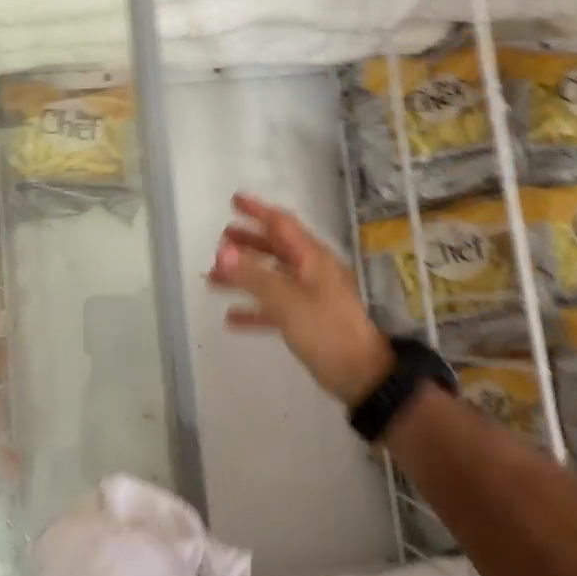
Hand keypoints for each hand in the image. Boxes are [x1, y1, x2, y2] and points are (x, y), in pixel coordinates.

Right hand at [206, 193, 392, 405]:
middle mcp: (313, 272)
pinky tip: (232, 319)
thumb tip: (222, 251)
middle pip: (276, 249)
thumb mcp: (287, 301)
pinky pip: (276, 307)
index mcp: (312, 259)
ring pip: (272, 278)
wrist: (362, 374)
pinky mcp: (309, 322)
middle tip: (220, 241)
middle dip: (248, 243)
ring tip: (214, 279)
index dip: (258, 211)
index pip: (282, 225)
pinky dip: (254, 309)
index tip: (234, 201)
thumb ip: (254, 276)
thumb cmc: (327, 330)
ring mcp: (312, 297)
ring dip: (244, 277)